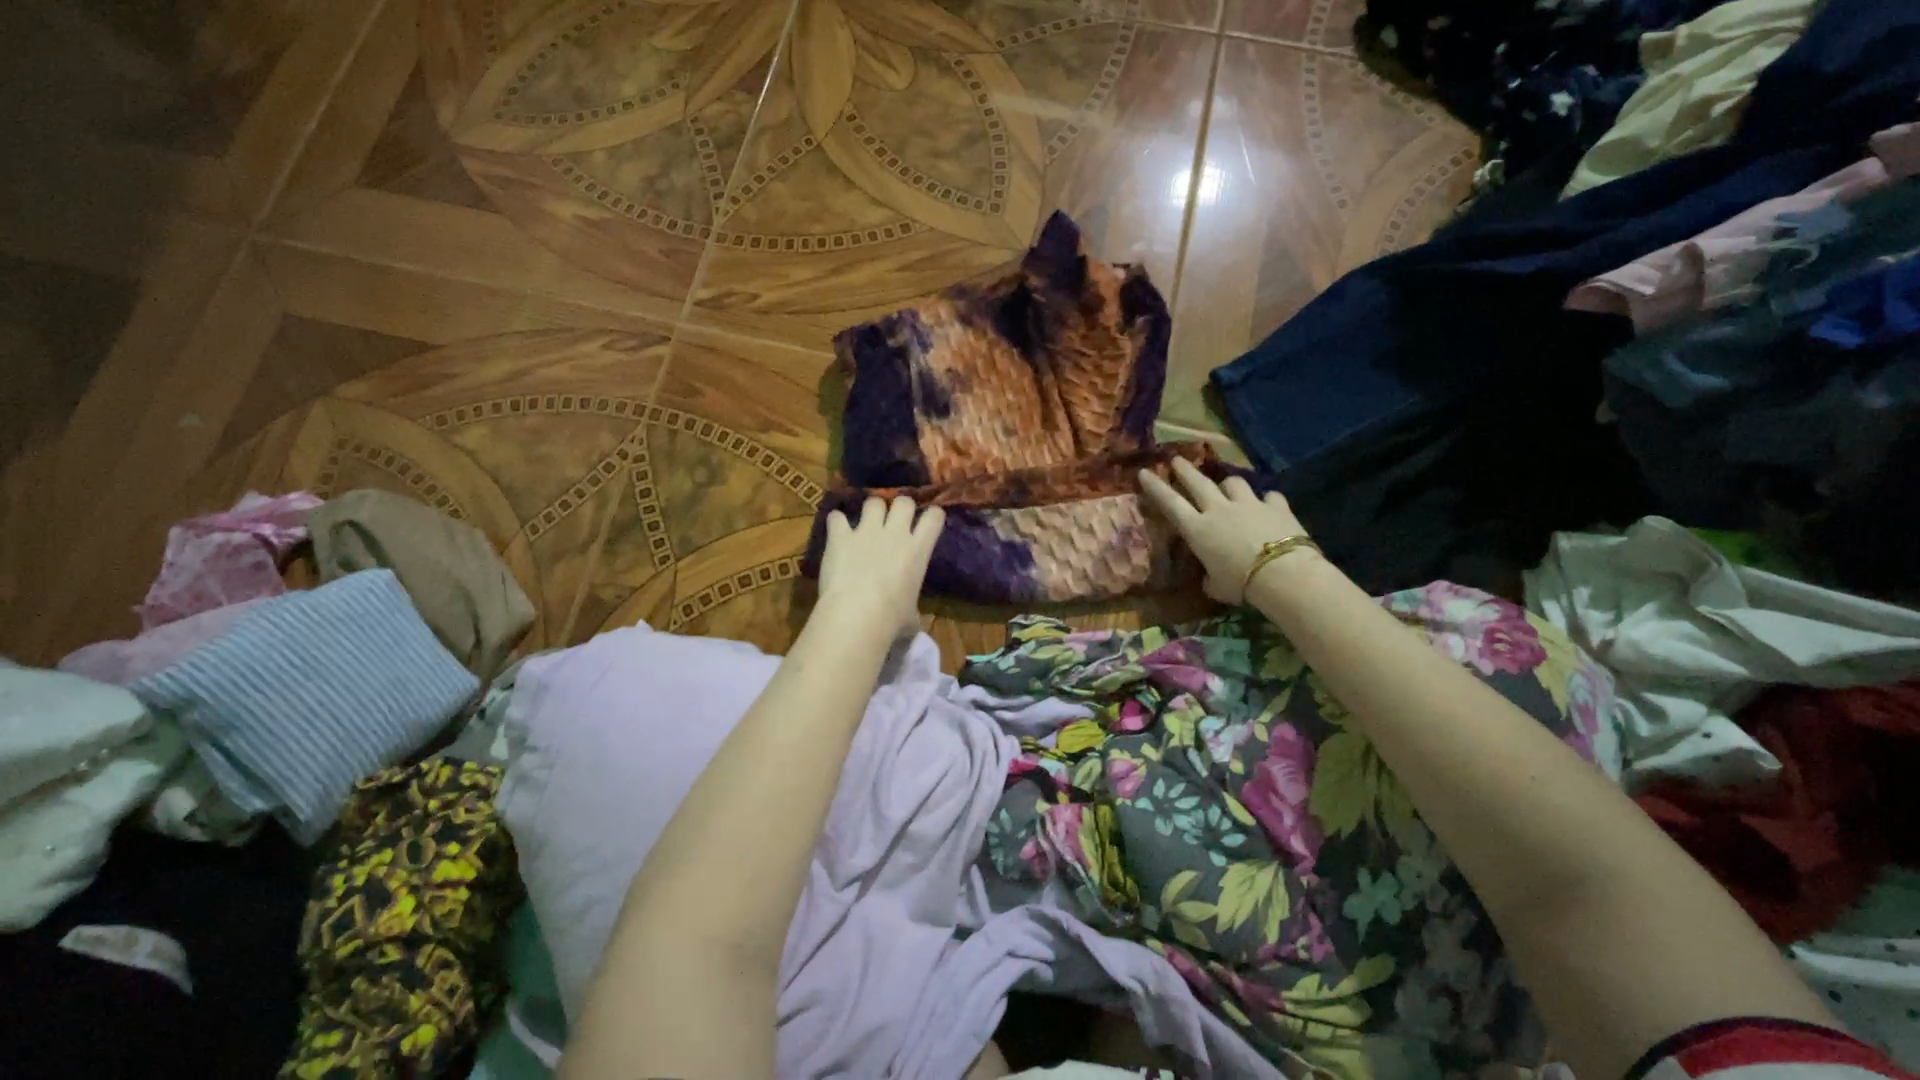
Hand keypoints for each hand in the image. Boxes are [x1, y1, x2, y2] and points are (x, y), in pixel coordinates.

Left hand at [817, 495, 945, 642]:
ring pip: (873, 502)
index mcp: (918, 550)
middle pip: (904, 501)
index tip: (926, 523)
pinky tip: (836, 531)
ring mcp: (866, 531)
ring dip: (870, 510)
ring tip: (865, 523)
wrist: (857, 615)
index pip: (935, 516)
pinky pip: (836, 517)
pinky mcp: (840, 536)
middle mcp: (895, 533)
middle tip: (893, 522)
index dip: (931, 516)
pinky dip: (836, 522)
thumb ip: (912, 610)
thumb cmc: (892, 620)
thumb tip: (910, 621)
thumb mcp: (912, 617)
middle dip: (900, 507)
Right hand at [1139, 458, 1309, 604]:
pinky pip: (1269, 496)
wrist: (1283, 574)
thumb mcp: (1217, 587)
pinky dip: (1267, 500)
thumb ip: (1210, 578)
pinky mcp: (1275, 506)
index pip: (1170, 503)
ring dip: (1228, 484)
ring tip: (1229, 487)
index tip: (1144, 472)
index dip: (1155, 487)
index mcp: (1198, 530)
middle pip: (1198, 482)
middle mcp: (1219, 510)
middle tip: (1177, 460)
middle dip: (1185, 470)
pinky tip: (1269, 506)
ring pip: (1233, 482)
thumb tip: (1210, 579)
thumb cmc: (1241, 584)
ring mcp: (1248, 504)